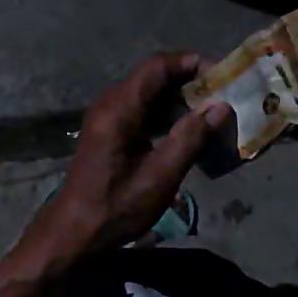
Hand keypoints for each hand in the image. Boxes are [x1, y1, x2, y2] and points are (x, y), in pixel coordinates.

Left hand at [14, 53, 232, 270]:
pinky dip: (167, 114)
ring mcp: (109, 115)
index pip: (157, 66)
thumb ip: (190, 139)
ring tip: (212, 115)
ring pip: (150, 93)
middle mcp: (111, 103)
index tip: (222, 75)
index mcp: (119, 108)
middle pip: (155, 77)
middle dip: (191, 82)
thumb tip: (221, 107)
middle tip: (223, 98)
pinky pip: (143, 109)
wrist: (74, 233)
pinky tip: (189, 132)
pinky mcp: (111, 129)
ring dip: (181, 100)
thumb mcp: (159, 177)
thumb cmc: (115, 207)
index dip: (190, 63)